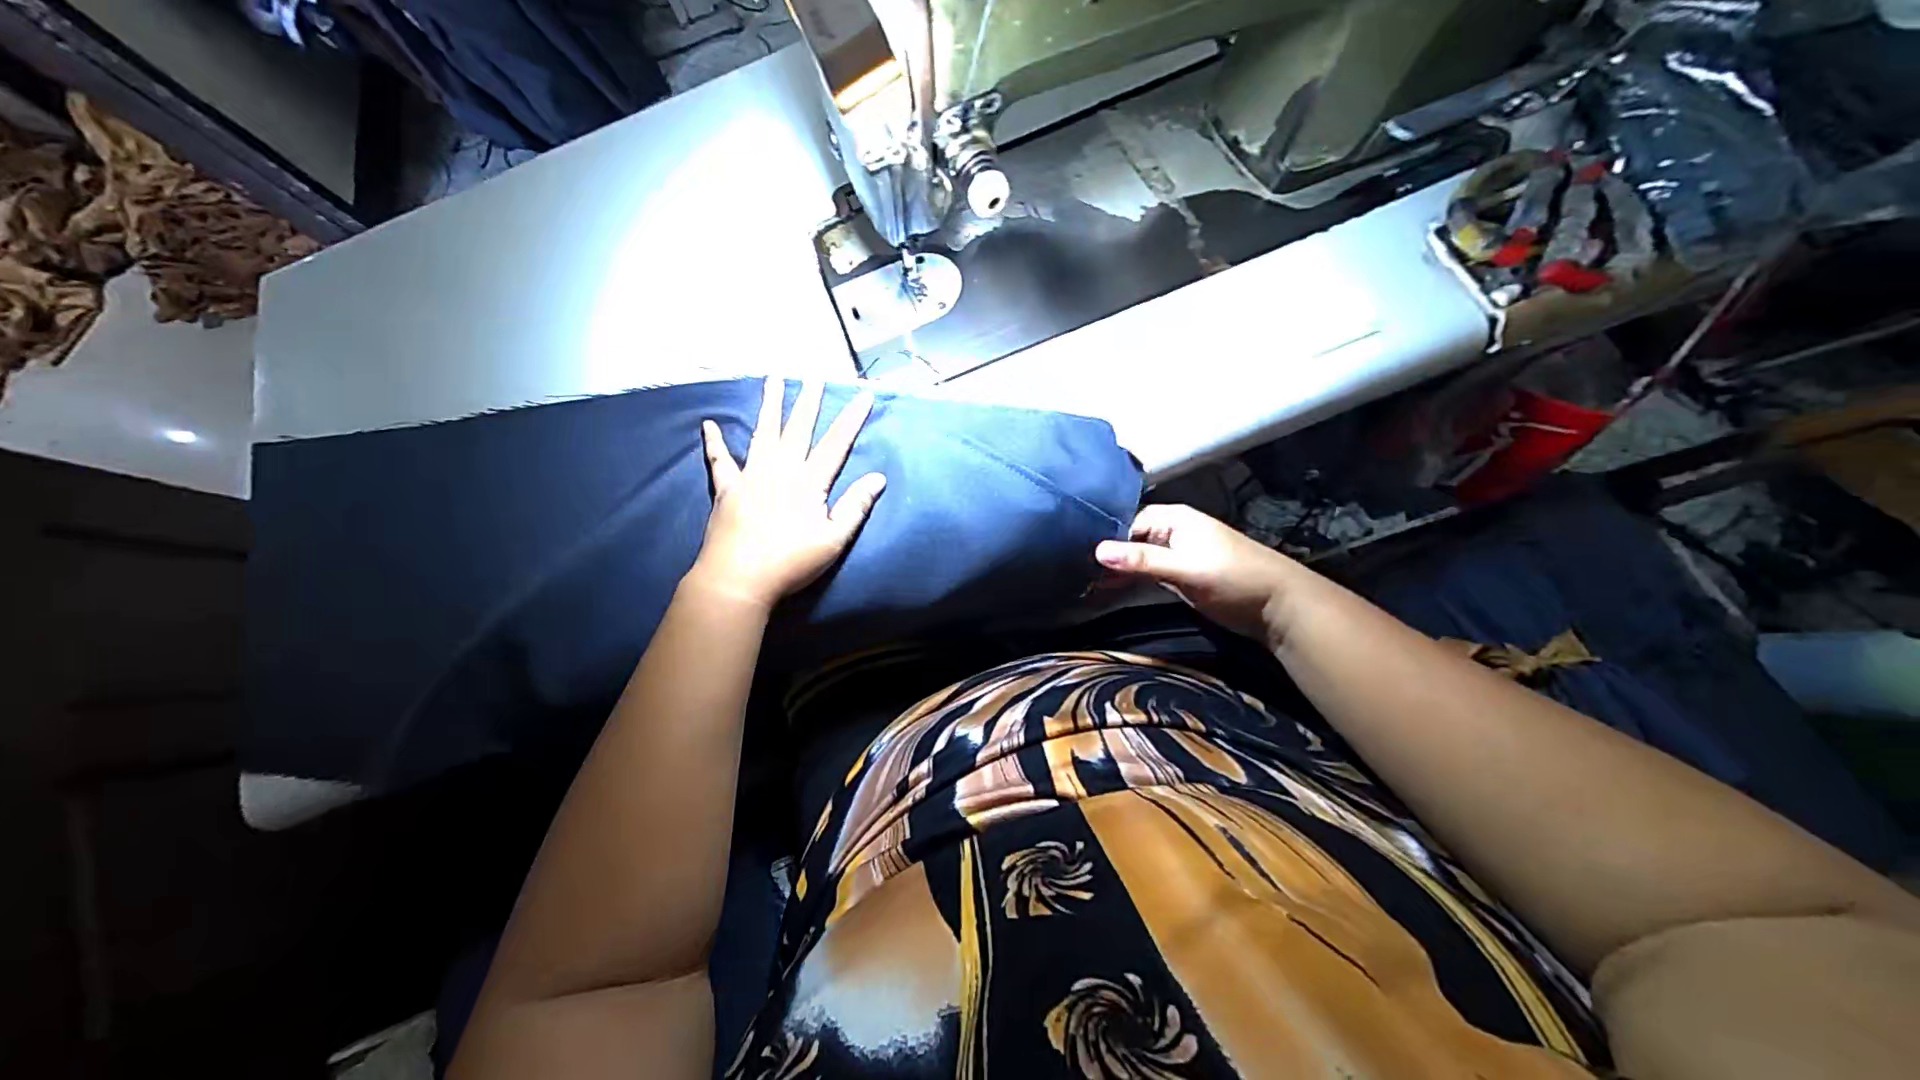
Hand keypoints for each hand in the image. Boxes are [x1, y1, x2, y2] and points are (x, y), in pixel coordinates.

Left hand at [690, 377, 885, 609]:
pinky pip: (720, 460)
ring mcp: (751, 476)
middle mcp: (780, 469)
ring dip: (770, 405)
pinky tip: (709, 425)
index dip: (852, 418)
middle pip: (798, 427)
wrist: (739, 578)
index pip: (836, 443)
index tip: (864, 395)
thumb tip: (878, 478)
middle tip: (814, 375)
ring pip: (763, 432)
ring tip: (774, 380)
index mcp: (809, 481)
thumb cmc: (791, 562)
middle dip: (809, 400)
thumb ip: (855, 507)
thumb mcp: (833, 540)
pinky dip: (714, 442)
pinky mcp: (727, 489)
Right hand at [1094, 504, 1304, 649]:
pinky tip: (1110, 589)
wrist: (1279, 607)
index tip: (1076, 555)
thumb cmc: (1234, 579)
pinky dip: (1130, 580)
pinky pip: (1147, 572)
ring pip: (1136, 557)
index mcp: (1174, 518)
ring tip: (1086, 584)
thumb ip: (1142, 560)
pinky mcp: (1181, 574)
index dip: (1104, 537)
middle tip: (1077, 573)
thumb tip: (1097, 551)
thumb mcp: (1185, 569)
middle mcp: (1172, 531)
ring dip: (1116, 569)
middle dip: (1107, 555)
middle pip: (1129, 539)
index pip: (1127, 521)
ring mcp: (1177, 553)